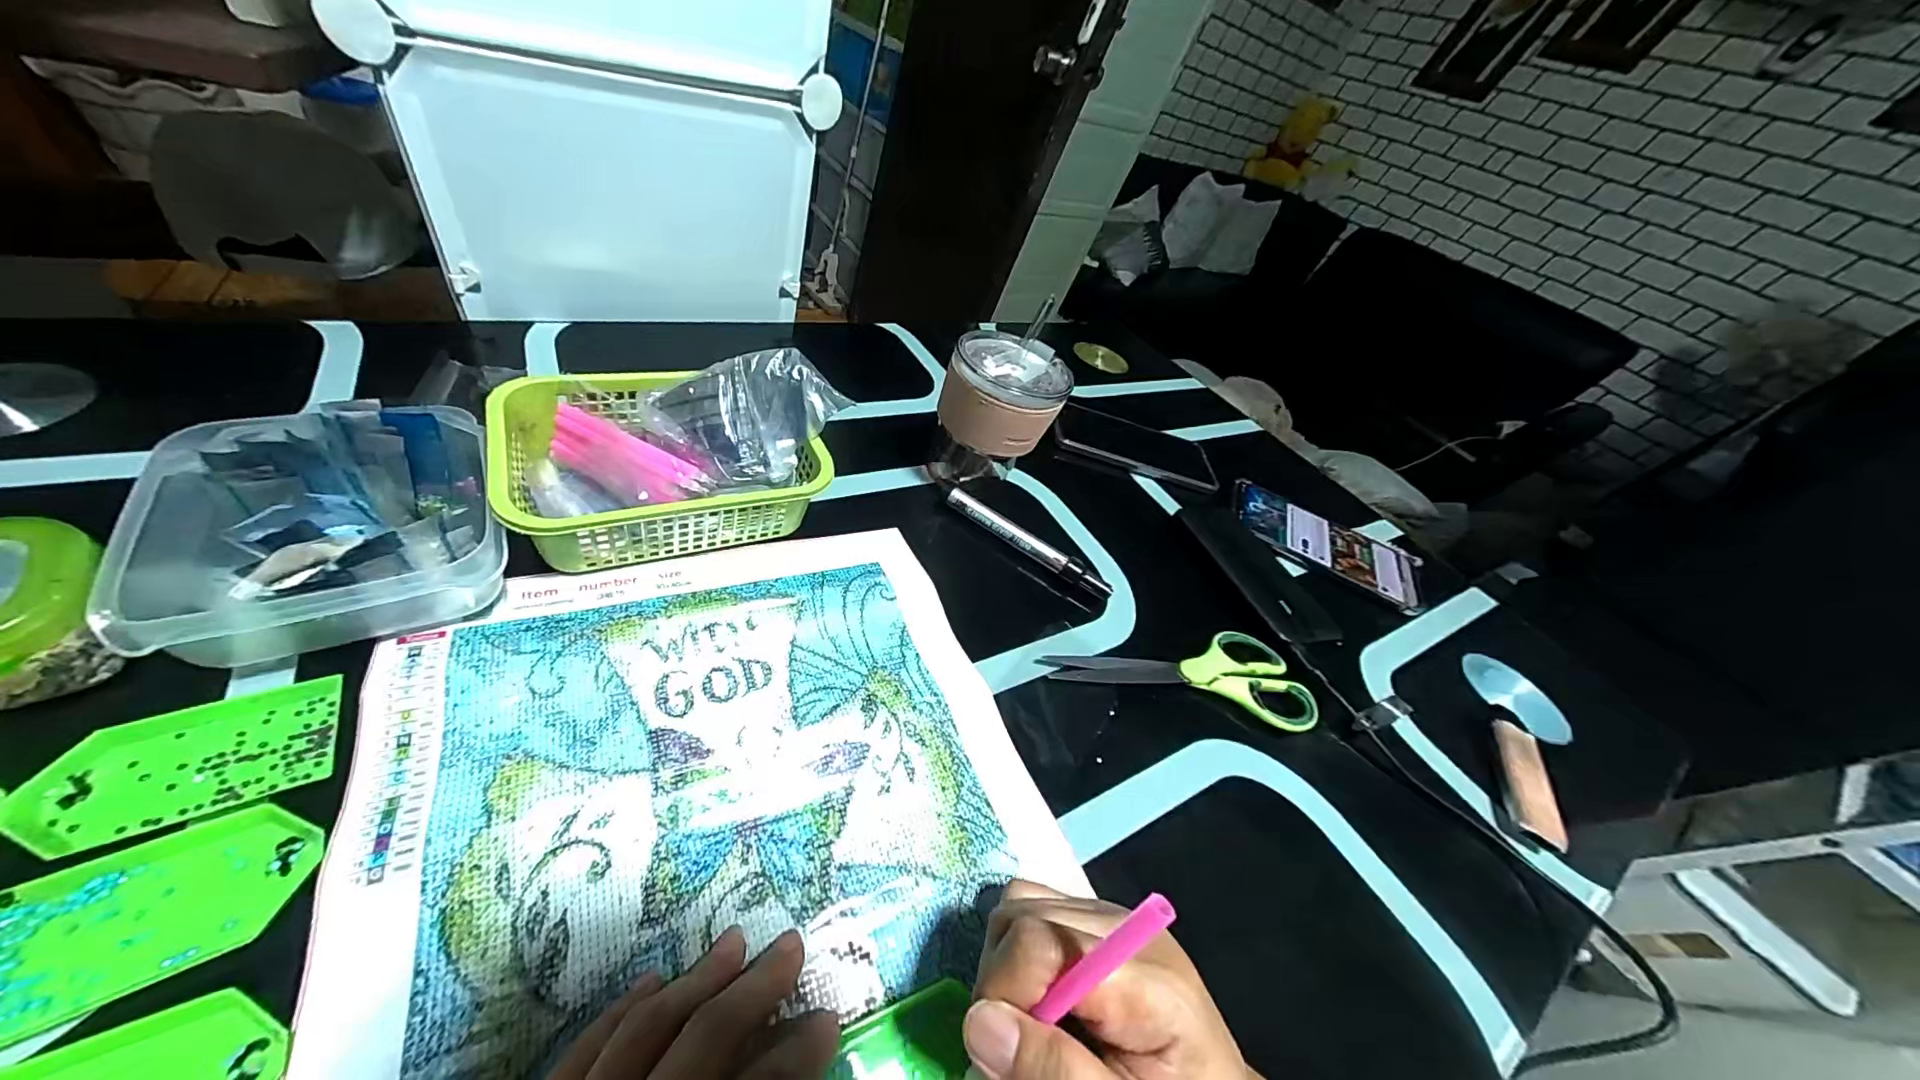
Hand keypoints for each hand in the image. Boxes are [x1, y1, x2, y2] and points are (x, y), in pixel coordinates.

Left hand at [547, 927, 839, 1079]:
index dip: (797, 1055)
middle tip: (791, 944)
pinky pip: (580, 1052)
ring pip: (643, 1029)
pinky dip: (619, 1012)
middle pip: (704, 1041)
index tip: (827, 1020)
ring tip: (733, 941)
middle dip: (755, 989)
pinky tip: (650, 981)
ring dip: (696, 980)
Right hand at [965, 880, 1249, 1079]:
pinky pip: (1032, 906)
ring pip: (1019, 905)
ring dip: (1006, 966)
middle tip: (1017, 1052)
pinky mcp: (1096, 917)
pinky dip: (1020, 951)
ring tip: (1034, 1027)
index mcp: (1147, 977)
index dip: (1003, 994)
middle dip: (1000, 985)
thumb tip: (978, 1021)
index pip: (1040, 942)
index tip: (1002, 1056)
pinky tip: (1045, 998)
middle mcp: (1128, 927)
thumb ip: (1054, 1070)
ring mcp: (1111, 915)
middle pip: (1021, 917)